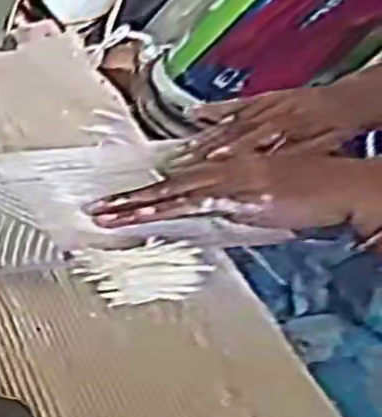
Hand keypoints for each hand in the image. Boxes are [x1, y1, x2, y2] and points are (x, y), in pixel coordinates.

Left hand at [88, 154, 381, 235]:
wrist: (352, 188)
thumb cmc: (310, 194)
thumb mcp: (255, 199)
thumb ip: (222, 206)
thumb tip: (194, 218)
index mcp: (233, 169)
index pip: (179, 178)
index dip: (146, 189)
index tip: (115, 199)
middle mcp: (229, 169)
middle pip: (167, 182)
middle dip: (128, 196)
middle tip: (93, 206)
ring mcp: (232, 181)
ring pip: (170, 191)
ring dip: (133, 204)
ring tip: (101, 214)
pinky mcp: (237, 196)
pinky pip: (189, 203)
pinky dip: (160, 208)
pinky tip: (137, 214)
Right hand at [182, 76, 381, 163]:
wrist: (356, 98)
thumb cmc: (338, 126)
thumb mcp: (322, 143)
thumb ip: (287, 156)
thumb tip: (257, 168)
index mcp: (295, 120)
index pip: (254, 138)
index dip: (230, 149)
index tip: (208, 159)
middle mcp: (279, 109)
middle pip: (235, 130)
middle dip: (206, 146)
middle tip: (178, 162)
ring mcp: (271, 102)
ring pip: (231, 120)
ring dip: (203, 135)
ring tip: (179, 149)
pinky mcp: (265, 97)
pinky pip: (235, 103)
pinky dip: (211, 108)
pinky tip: (192, 111)